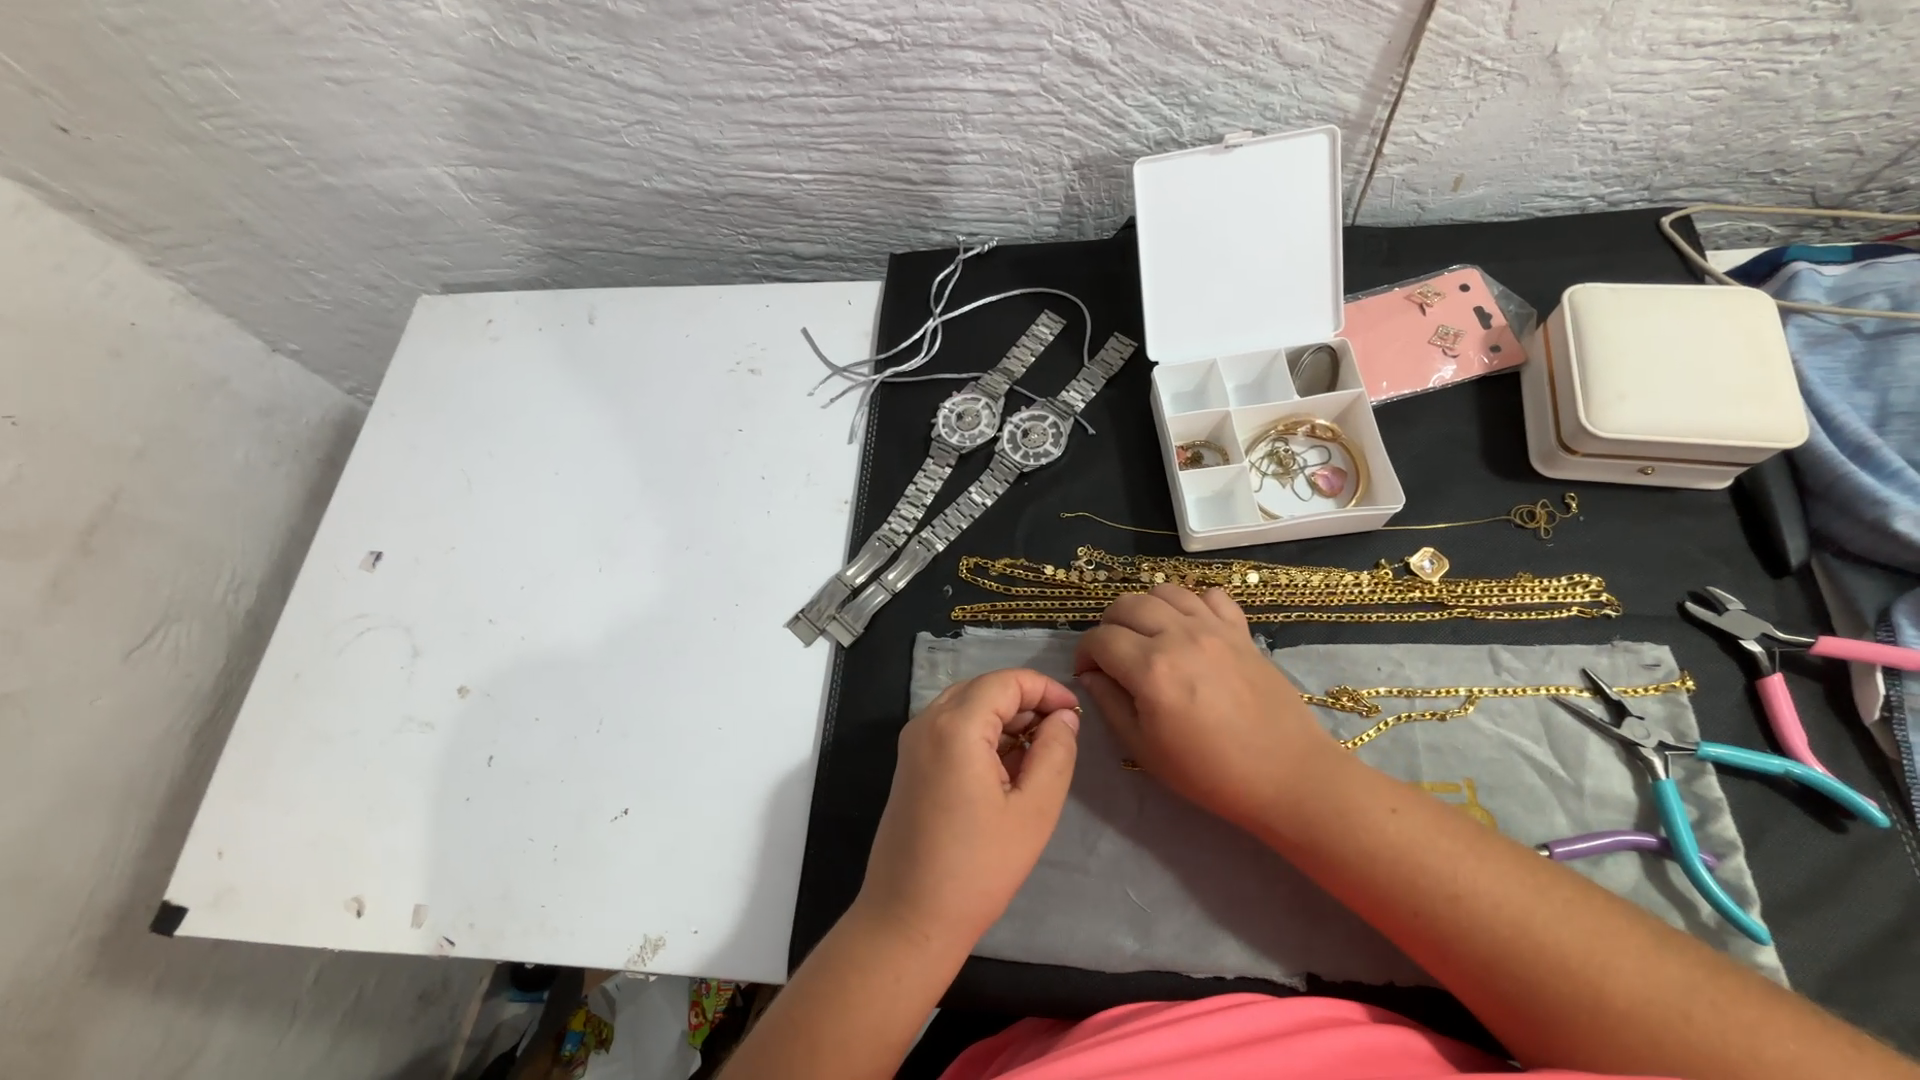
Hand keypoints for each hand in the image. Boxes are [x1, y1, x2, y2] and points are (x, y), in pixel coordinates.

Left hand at [855, 668, 1080, 949]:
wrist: (909, 917)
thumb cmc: (978, 867)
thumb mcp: (1034, 810)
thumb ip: (1055, 752)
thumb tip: (1064, 717)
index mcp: (955, 726)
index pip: (1006, 681)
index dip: (1046, 688)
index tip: (1076, 713)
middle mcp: (926, 722)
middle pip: (983, 688)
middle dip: (1025, 701)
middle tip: (1061, 733)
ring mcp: (912, 744)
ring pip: (966, 707)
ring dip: (1004, 718)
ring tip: (1039, 753)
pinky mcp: (909, 765)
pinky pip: (950, 730)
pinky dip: (982, 736)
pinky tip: (1007, 770)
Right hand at [1073, 585, 1340, 828]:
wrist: (1285, 774)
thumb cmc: (1208, 772)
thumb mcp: (1144, 749)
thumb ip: (1110, 704)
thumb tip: (1092, 676)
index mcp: (1151, 668)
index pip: (1099, 638)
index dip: (1084, 654)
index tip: (1087, 674)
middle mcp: (1179, 636)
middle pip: (1127, 604)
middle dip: (1108, 626)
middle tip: (1112, 655)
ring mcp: (1214, 628)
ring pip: (1164, 591)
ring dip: (1145, 608)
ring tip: (1147, 636)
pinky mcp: (1242, 631)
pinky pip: (1210, 596)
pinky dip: (1192, 603)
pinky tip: (1189, 628)